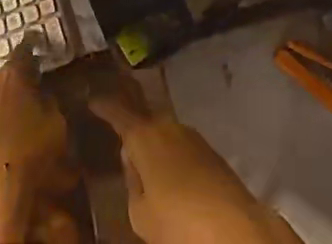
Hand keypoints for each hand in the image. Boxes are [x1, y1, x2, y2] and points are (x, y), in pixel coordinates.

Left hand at [0, 55, 69, 243]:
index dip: (32, 52)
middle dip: (14, 85)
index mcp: (13, 75)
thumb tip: (43, 95)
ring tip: (10, 124)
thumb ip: (49, 100)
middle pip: (4, 76)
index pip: (24, 52)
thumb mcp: (58, 124)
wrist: (0, 191)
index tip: (36, 52)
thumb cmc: (34, 154)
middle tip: (27, 100)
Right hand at [88, 95, 302, 243]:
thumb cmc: (180, 224)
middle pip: (143, 119)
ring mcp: (193, 138)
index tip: (91, 100)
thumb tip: (134, 163)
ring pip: (164, 133)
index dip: (103, 105)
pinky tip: (170, 176)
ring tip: (144, 162)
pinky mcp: (213, 154)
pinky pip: (181, 147)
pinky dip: (171, 156)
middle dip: (130, 125)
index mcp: (143, 136)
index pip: (117, 111)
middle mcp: (167, 127)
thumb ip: (132, 183)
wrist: (240, 232)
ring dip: (153, 143)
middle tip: (117, 134)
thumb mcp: (141, 214)